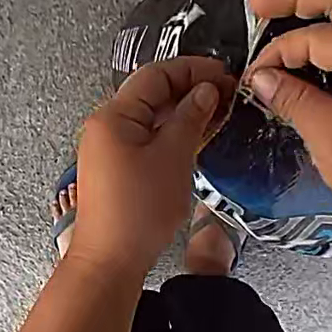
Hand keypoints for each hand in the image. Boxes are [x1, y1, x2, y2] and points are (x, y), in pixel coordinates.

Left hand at [68, 55, 233, 276]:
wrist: (111, 261)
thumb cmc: (136, 214)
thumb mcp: (173, 157)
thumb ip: (191, 118)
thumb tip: (205, 92)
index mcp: (113, 117)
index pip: (156, 75)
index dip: (193, 70)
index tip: (222, 74)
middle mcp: (106, 129)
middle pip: (152, 95)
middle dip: (190, 91)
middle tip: (225, 95)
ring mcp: (109, 151)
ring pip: (151, 120)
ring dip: (183, 114)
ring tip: (216, 116)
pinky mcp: (117, 172)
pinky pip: (147, 142)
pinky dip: (172, 136)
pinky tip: (194, 142)